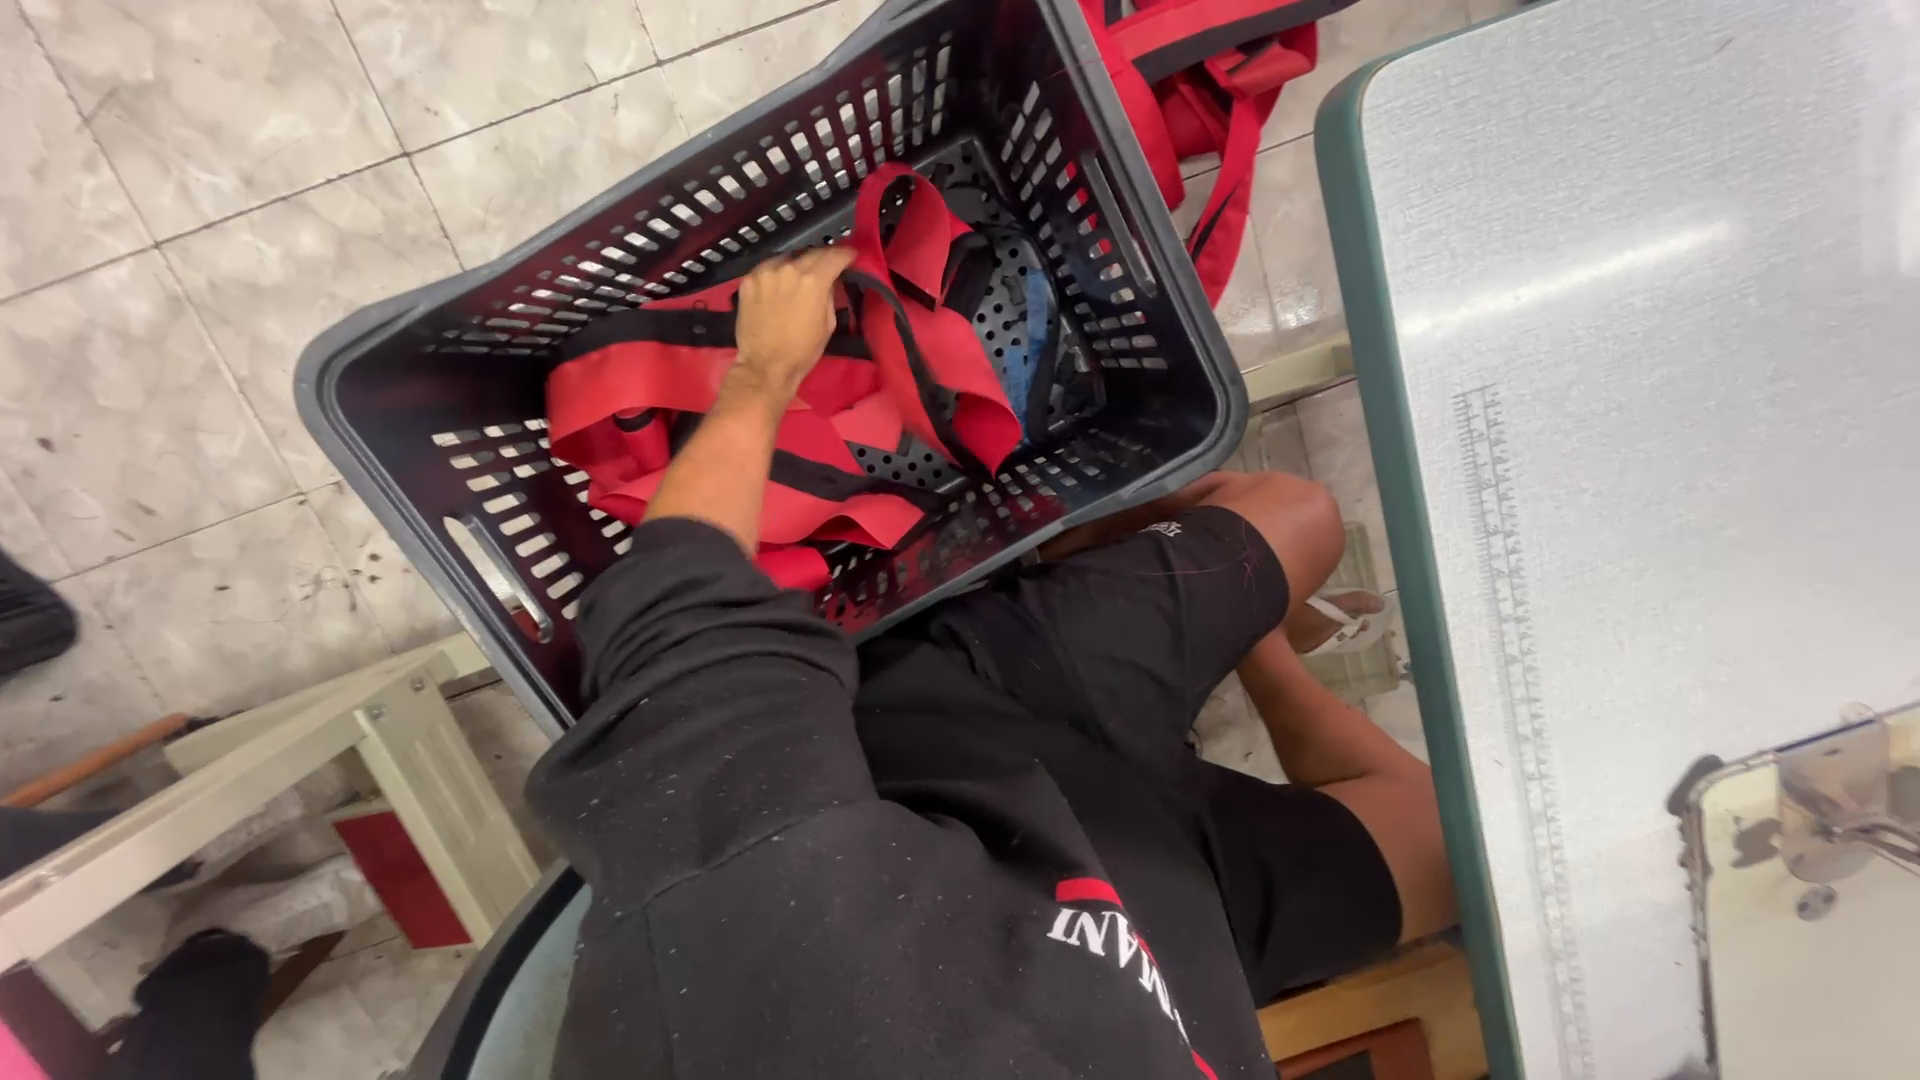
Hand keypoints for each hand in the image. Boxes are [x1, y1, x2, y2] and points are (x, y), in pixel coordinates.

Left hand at [731, 245, 857, 399]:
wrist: (765, 365)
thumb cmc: (803, 351)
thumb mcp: (828, 325)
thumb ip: (829, 296)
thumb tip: (828, 281)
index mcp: (813, 282)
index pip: (834, 256)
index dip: (845, 254)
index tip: (850, 256)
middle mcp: (788, 269)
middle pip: (811, 252)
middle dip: (823, 257)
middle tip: (828, 265)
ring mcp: (765, 272)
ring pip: (788, 257)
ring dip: (798, 263)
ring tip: (801, 275)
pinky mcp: (749, 280)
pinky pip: (768, 267)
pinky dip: (777, 272)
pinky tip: (780, 284)